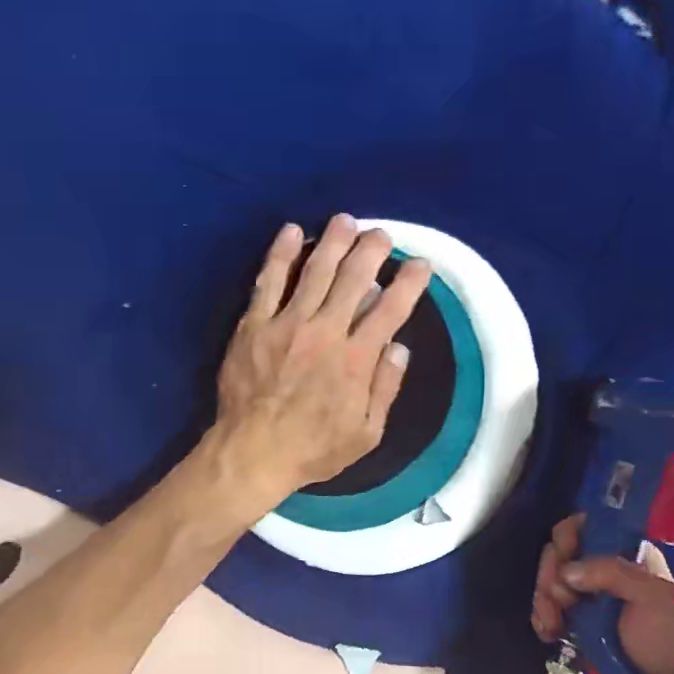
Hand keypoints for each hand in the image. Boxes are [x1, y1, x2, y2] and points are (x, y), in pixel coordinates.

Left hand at [211, 214, 430, 504]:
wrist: (253, 452)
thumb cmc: (312, 449)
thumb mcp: (366, 434)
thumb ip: (385, 388)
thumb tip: (399, 347)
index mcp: (356, 359)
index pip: (391, 308)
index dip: (410, 282)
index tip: (420, 264)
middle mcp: (325, 331)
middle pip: (354, 278)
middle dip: (372, 250)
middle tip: (380, 234)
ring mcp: (287, 324)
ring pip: (315, 270)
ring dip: (333, 241)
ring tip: (345, 221)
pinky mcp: (254, 324)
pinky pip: (269, 280)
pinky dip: (281, 253)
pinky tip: (291, 232)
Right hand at [531, 514, 673, 673]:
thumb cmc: (666, 642)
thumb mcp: (656, 601)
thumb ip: (615, 573)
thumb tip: (567, 570)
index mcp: (629, 555)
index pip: (588, 524)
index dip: (569, 536)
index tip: (566, 559)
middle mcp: (604, 568)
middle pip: (559, 550)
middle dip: (551, 574)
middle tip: (562, 601)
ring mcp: (586, 593)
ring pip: (548, 577)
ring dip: (543, 599)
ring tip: (552, 625)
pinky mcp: (573, 617)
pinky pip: (544, 604)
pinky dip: (541, 615)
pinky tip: (549, 633)